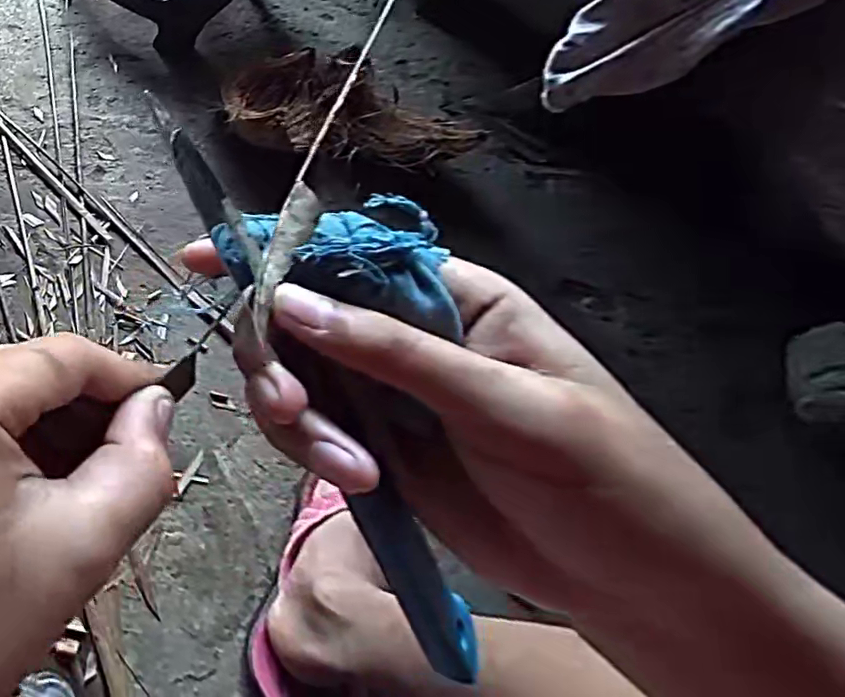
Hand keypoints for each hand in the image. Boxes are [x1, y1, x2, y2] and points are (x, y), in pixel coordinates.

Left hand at [0, 333, 175, 695]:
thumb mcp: (79, 543)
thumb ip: (138, 467)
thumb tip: (157, 406)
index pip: (71, 357)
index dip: (131, 379)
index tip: (172, 410)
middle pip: (48, 367)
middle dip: (98, 413)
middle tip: (134, 469)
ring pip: (29, 382)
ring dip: (69, 426)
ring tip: (91, 487)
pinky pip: (1, 398)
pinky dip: (36, 432)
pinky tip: (51, 481)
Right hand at [182, 246, 844, 696]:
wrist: (643, 595)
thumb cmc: (610, 483)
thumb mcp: (506, 407)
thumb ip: (391, 351)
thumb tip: (285, 301)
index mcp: (444, 294)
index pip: (341, 252)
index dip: (269, 249)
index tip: (202, 257)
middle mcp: (394, 327)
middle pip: (292, 313)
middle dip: (276, 356)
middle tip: (287, 400)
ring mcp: (372, 381)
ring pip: (285, 369)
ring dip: (295, 414)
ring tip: (345, 464)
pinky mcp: (359, 430)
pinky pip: (299, 422)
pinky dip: (310, 447)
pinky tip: (358, 479)